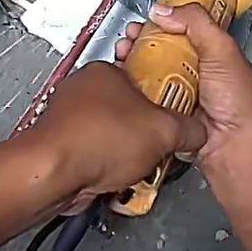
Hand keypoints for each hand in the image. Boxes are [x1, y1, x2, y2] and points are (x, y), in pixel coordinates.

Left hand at [26, 61, 207, 212]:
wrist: (54, 173)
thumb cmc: (98, 139)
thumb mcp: (164, 131)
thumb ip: (188, 129)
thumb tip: (198, 133)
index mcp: (105, 71)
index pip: (142, 78)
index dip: (162, 100)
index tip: (174, 117)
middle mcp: (82, 89)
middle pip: (127, 110)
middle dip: (144, 133)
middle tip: (158, 147)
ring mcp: (67, 117)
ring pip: (110, 135)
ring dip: (125, 154)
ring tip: (137, 167)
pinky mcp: (59, 144)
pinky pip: (93, 154)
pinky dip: (105, 167)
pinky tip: (114, 179)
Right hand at [115, 3, 251, 184]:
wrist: (236, 149)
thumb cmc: (242, 105)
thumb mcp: (223, 50)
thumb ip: (196, 23)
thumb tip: (165, 9)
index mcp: (211, 53)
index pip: (179, 30)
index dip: (159, 24)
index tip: (142, 22)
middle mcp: (195, 73)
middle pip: (159, 52)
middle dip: (138, 45)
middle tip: (127, 43)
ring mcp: (180, 95)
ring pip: (149, 76)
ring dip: (131, 68)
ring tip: (121, 61)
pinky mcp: (168, 116)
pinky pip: (145, 100)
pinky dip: (134, 93)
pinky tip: (126, 87)